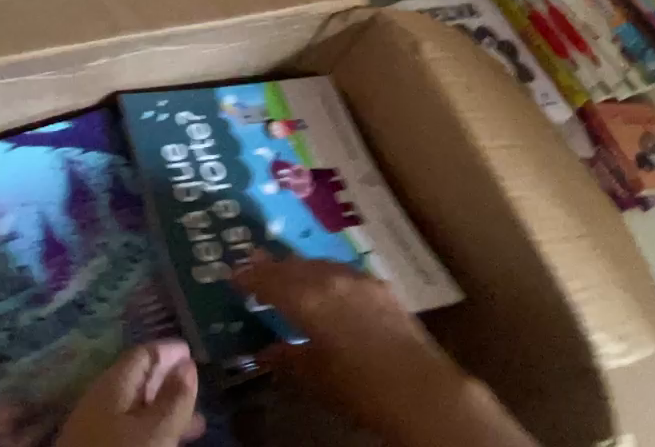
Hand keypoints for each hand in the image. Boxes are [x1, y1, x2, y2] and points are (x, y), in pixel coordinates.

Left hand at [56, 340, 204, 446]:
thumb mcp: (154, 434)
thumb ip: (173, 400)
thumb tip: (187, 365)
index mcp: (112, 386)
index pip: (141, 355)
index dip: (167, 351)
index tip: (191, 351)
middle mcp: (100, 401)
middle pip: (137, 381)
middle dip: (168, 382)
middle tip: (197, 385)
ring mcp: (95, 430)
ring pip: (135, 411)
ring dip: (165, 412)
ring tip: (198, 423)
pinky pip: (129, 434)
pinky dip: (153, 433)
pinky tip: (167, 444)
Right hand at [234, 257, 536, 446]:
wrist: (422, 390)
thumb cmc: (360, 387)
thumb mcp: (315, 377)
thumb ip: (286, 358)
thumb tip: (264, 351)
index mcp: (306, 297)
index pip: (268, 278)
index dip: (248, 276)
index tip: (232, 275)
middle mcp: (329, 278)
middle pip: (292, 265)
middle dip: (270, 266)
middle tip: (252, 267)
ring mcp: (358, 279)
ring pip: (318, 263)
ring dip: (298, 267)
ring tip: (286, 274)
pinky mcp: (381, 287)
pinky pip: (342, 271)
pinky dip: (325, 274)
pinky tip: (326, 285)